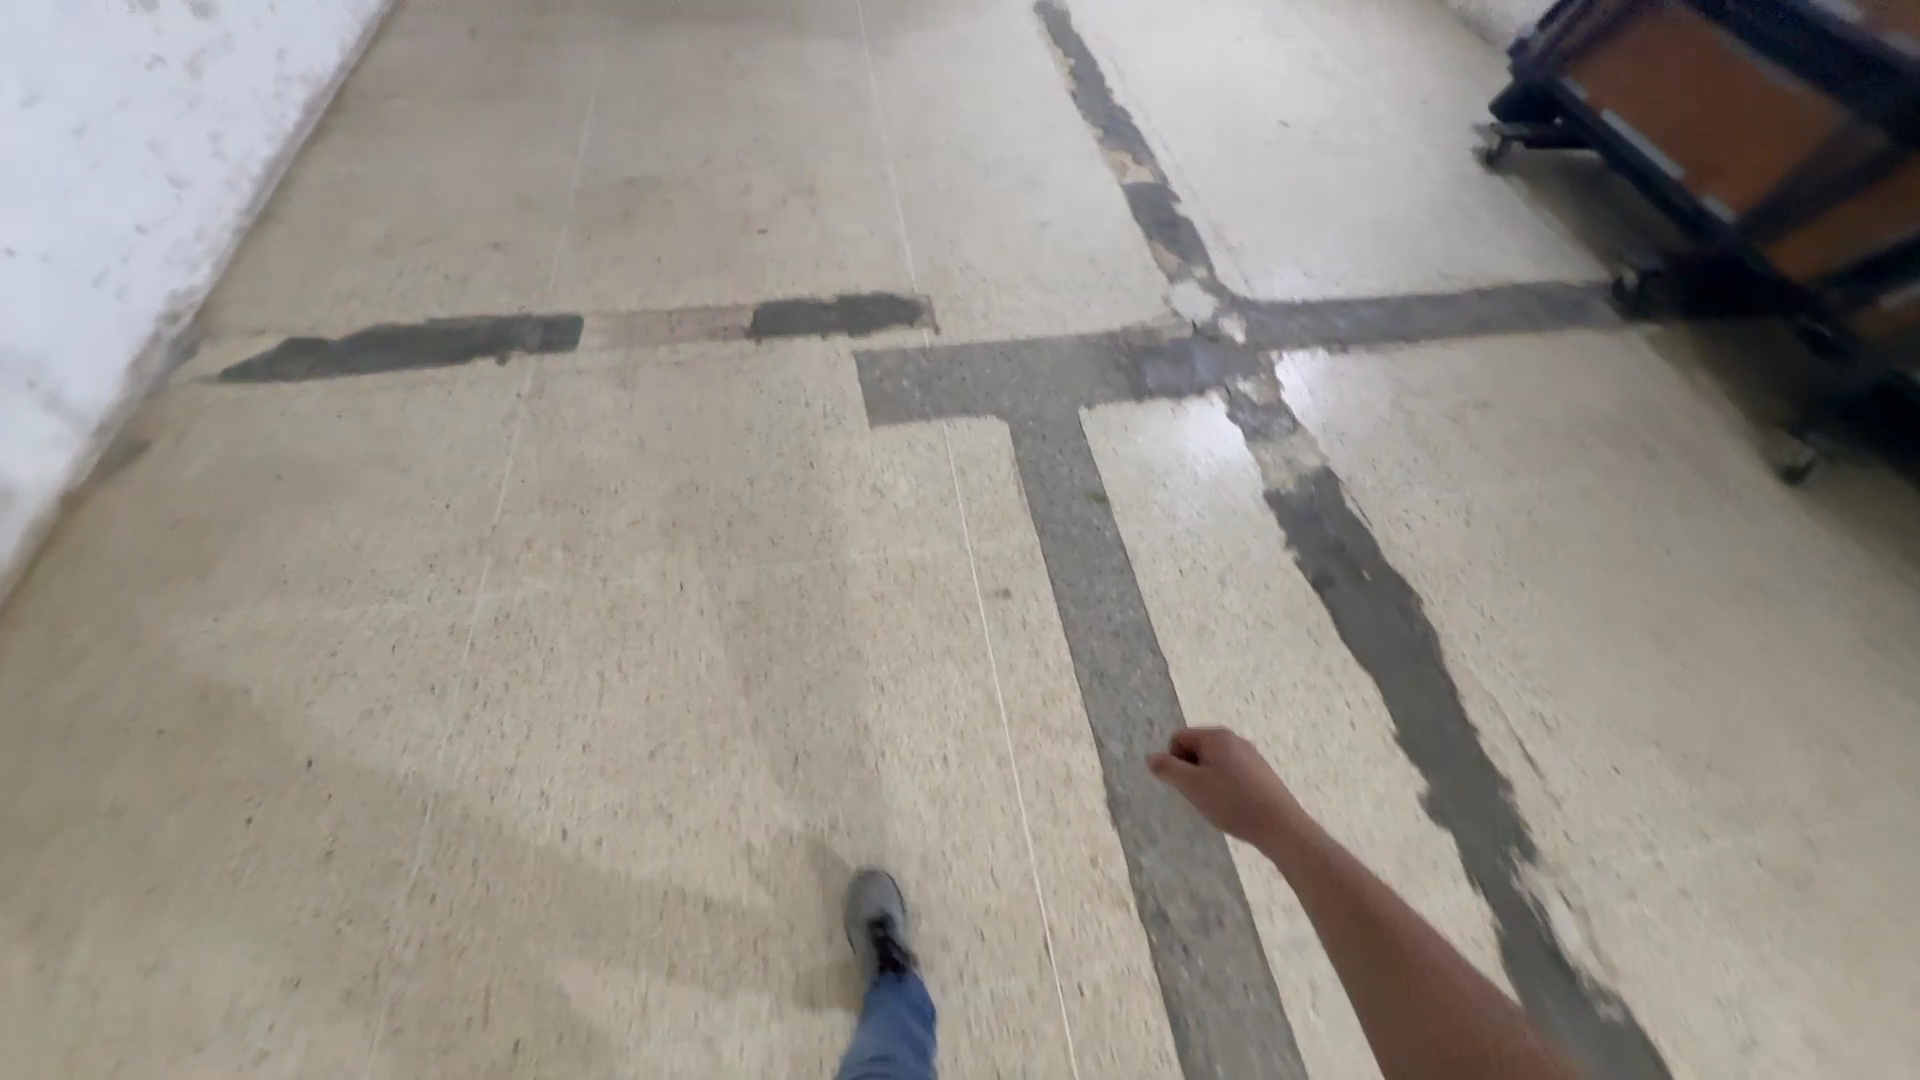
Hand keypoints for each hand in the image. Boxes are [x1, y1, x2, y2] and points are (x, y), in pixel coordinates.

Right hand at [1148, 727, 1306, 846]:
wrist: (1280, 826)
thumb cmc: (1231, 802)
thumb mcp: (1191, 786)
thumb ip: (1167, 768)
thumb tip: (1151, 758)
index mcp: (1215, 736)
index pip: (1178, 739)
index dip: (1175, 762)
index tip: (1187, 784)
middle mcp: (1234, 739)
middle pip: (1196, 749)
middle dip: (1191, 771)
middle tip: (1201, 795)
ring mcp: (1250, 755)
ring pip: (1213, 762)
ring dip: (1207, 780)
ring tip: (1218, 803)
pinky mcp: (1261, 772)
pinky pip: (1231, 772)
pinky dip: (1225, 786)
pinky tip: (1234, 805)